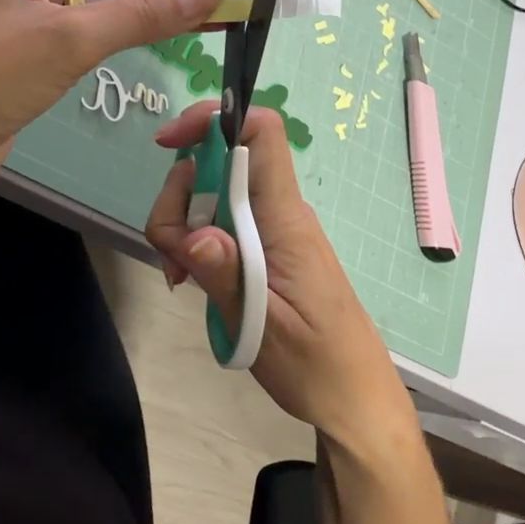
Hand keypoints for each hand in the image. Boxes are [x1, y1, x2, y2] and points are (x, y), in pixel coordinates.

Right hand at [146, 102, 414, 451]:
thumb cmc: (317, 366)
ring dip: (181, 228)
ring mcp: (268, 233)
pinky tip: (190, 279)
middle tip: (176, 256)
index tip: (169, 143)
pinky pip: (216, 228)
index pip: (261, 135)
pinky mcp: (261, 252)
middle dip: (178, 198)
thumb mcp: (263, 327)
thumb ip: (225, 275)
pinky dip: (193, 246)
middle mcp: (276, 215)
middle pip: (215, 167)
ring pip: (208, 199)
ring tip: (184, 277)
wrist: (354, 402)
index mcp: (284, 221)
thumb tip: (192, 232)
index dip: (214, 120)